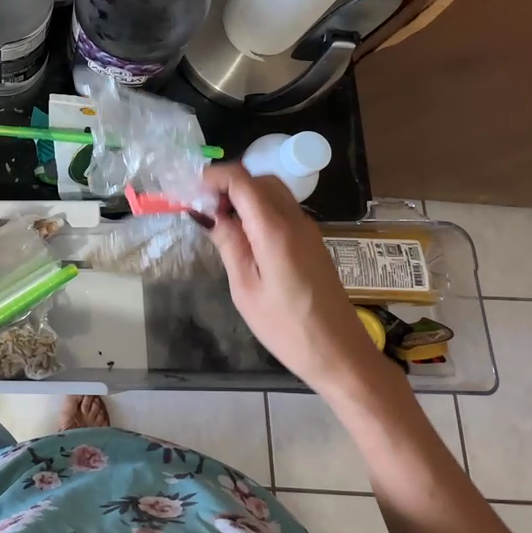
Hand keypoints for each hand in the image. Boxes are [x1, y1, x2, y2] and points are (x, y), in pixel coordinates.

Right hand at [200, 164, 392, 393]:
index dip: (213, 177)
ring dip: (244, 196)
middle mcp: (294, 220)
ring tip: (220, 223)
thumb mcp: (245, 289)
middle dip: (228, 185)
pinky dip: (258, 210)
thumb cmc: (288, 328)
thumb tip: (209, 213)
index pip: (241, 180)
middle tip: (203, 209)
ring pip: (272, 192)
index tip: (190, 192)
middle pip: (258, 180)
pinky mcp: (312, 242)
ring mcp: (307, 230)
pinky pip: (282, 210)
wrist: (340, 355)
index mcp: (274, 230)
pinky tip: (244, 237)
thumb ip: (229, 244)